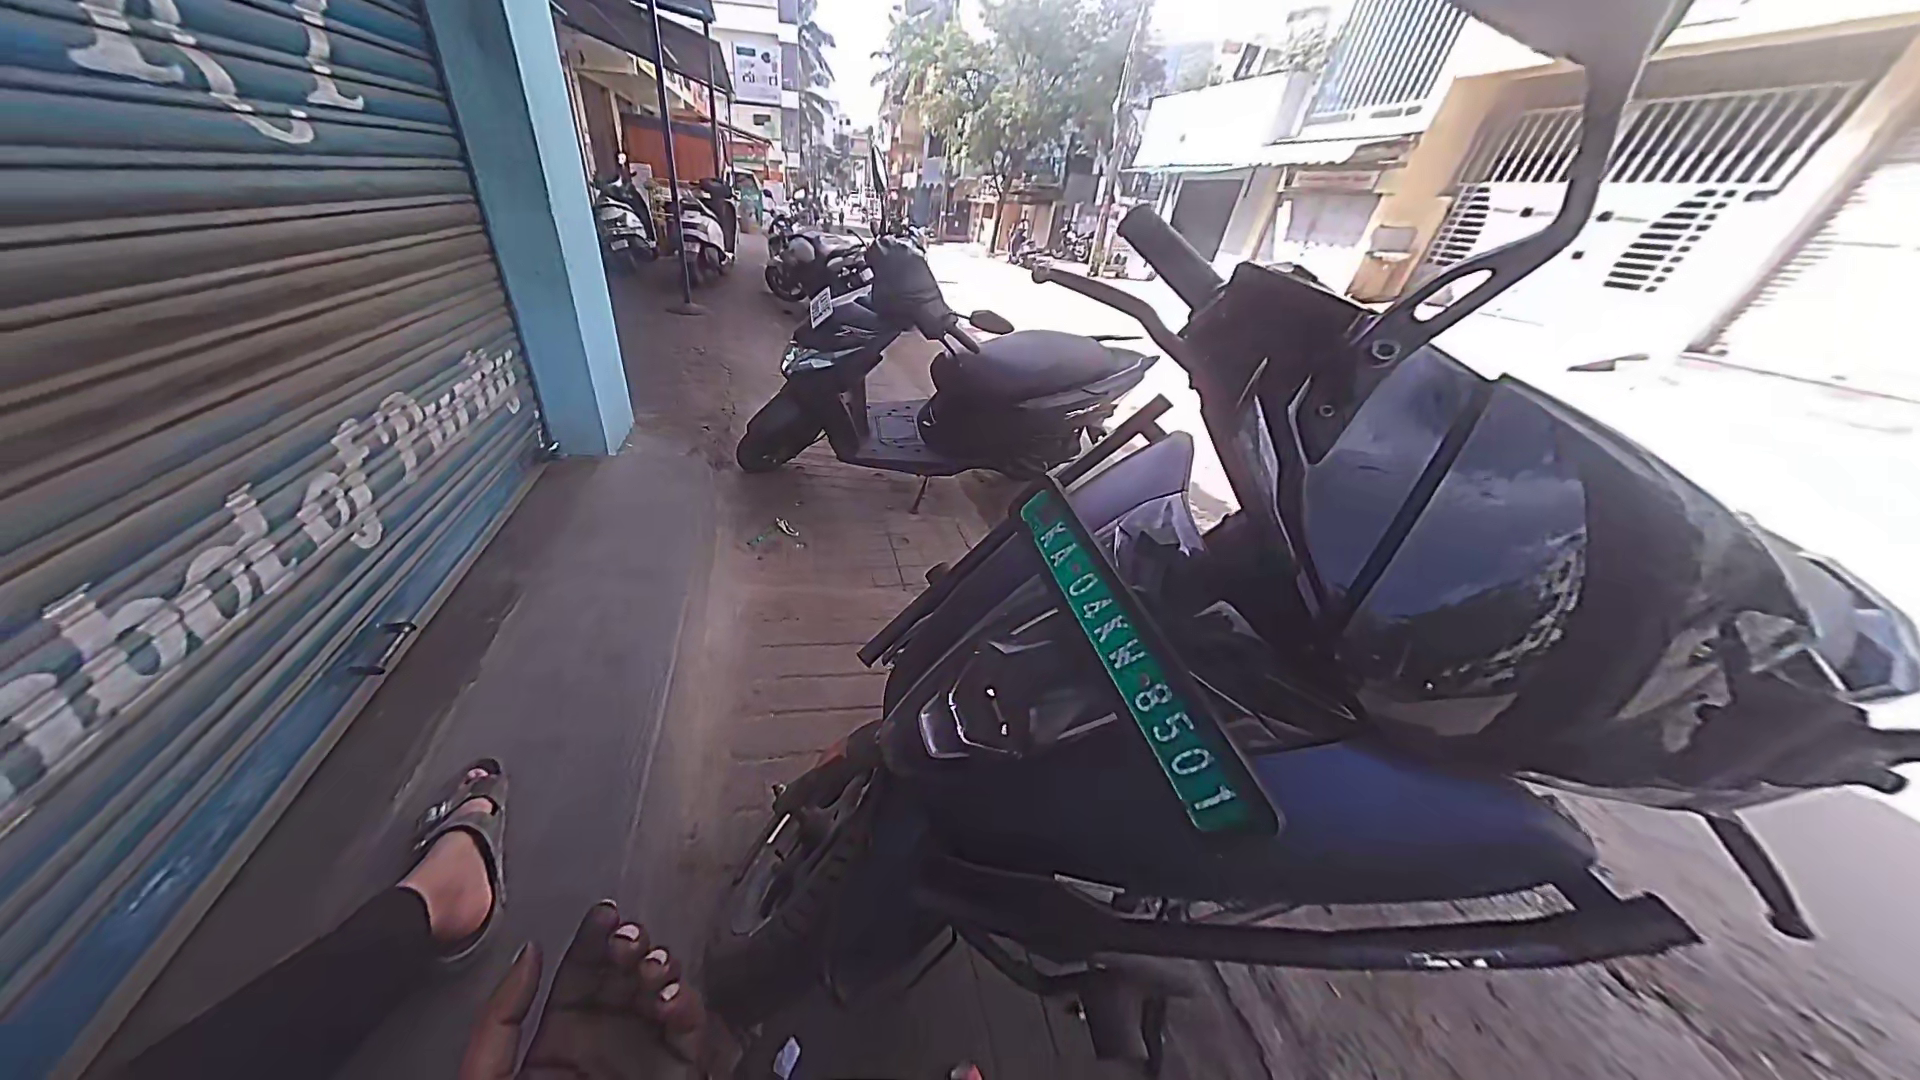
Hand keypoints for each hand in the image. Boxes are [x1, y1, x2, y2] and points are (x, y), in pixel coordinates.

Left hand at [459, 902, 738, 1079]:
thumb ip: (500, 1020)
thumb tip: (529, 952)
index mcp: (561, 1036)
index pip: (584, 969)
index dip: (595, 936)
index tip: (603, 915)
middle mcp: (607, 1035)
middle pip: (628, 969)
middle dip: (633, 944)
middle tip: (626, 939)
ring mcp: (644, 1049)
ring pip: (665, 986)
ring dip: (662, 967)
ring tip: (650, 969)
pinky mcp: (677, 1067)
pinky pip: (691, 1027)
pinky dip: (687, 1003)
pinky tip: (669, 998)